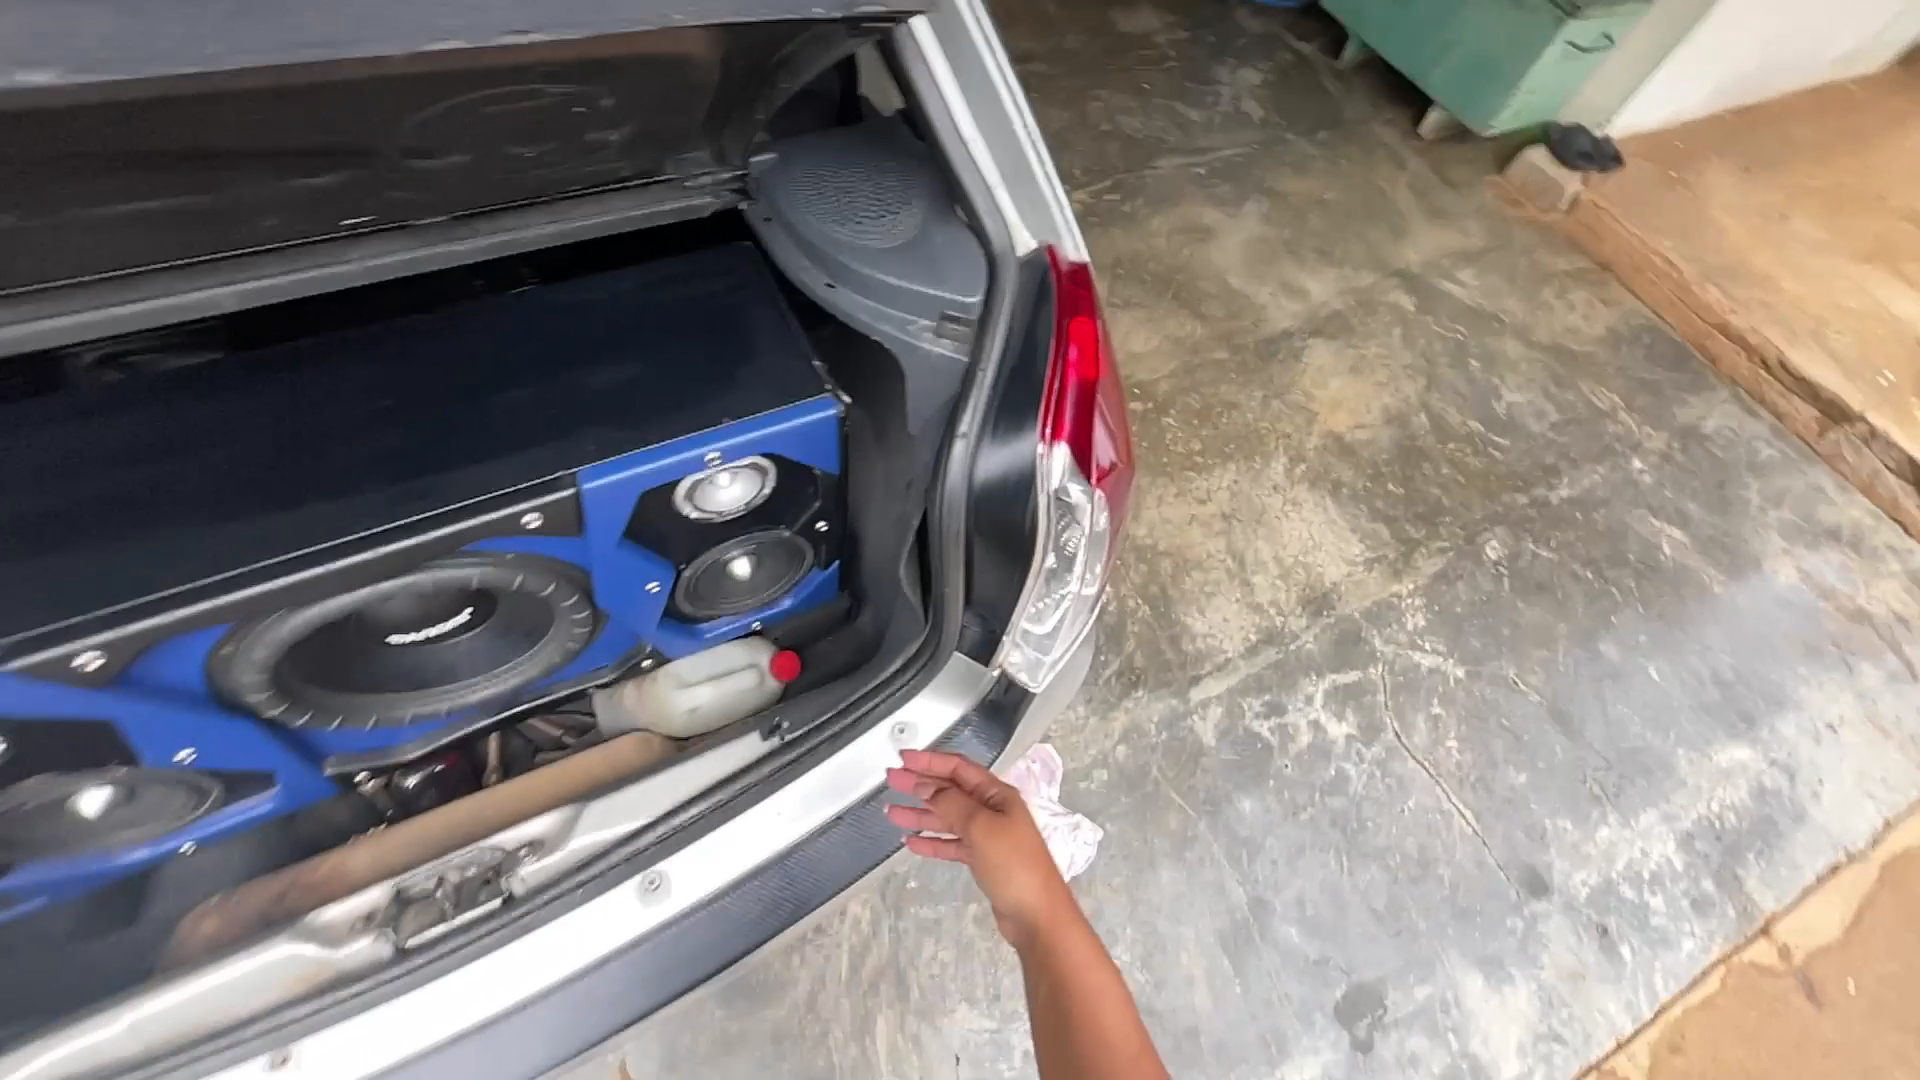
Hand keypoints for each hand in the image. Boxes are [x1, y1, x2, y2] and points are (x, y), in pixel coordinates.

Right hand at [885, 748, 1079, 949]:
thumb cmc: (1015, 865)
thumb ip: (952, 803)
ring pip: (947, 818)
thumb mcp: (982, 826)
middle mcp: (992, 810)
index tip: (904, 758)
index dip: (930, 761)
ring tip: (892, 812)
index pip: (958, 768)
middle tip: (892, 780)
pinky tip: (912, 842)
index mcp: (997, 794)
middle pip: (950, 791)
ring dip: (920, 814)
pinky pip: (951, 844)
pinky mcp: (982, 860)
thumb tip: (926, 786)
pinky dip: (932, 842)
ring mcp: (987, 836)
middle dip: (920, 784)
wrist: (1037, 915)